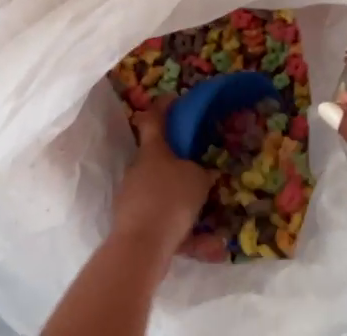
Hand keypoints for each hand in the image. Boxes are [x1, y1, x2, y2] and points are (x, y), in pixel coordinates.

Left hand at [112, 102, 216, 253]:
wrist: (141, 246)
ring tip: (213, 227)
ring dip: (184, 208)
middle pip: (158, 160)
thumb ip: (201, 172)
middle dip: (178, 166)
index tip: (174, 99)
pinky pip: (164, 226)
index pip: (154, 119)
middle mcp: (138, 171)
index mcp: (153, 150)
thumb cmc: (171, 199)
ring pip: (162, 197)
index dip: (164, 106)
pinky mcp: (133, 226)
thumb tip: (201, 173)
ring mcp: (132, 199)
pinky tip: (209, 248)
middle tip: (200, 173)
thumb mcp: (198, 179)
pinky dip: (185, 235)